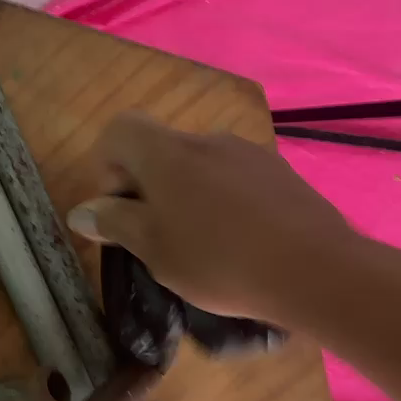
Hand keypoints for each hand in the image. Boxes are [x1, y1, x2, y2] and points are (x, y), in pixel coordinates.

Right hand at [67, 112, 362, 325]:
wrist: (318, 271)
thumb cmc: (219, 259)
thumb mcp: (153, 249)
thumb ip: (114, 224)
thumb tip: (81, 213)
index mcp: (166, 153)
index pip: (119, 129)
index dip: (107, 164)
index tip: (120, 208)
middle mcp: (206, 141)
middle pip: (159, 150)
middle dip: (147, 187)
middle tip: (155, 236)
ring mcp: (249, 154)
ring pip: (198, 166)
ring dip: (187, 196)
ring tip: (201, 245)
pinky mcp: (281, 174)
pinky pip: (234, 180)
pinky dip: (223, 203)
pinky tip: (239, 243)